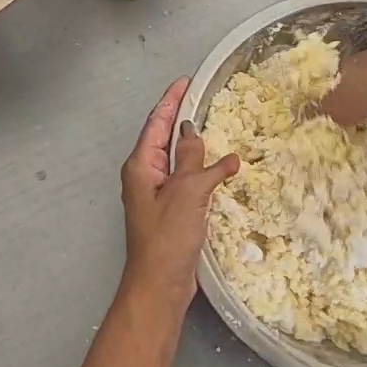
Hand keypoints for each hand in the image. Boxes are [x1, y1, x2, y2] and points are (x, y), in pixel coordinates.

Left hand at [120, 77, 240, 309]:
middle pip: (164, 137)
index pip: (157, 122)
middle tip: (202, 96)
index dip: (172, 100)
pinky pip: (186, 180)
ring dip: (195, 144)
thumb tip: (195, 132)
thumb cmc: (167, 238)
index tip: (186, 80)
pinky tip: (224, 168)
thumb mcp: (184, 192)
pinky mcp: (170, 210)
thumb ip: (193, 159)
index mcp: (141, 165)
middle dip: (182, 117)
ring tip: (214, 124)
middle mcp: (145, 175)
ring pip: (177, 159)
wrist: (160, 285)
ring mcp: (157, 194)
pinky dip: (203, 170)